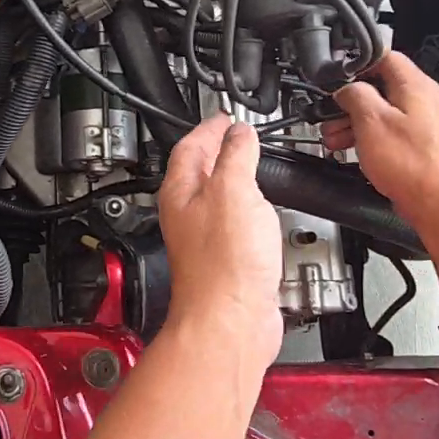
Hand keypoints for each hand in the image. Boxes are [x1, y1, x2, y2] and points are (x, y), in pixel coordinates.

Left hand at [157, 115, 282, 362]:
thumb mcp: (234, 192)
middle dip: (217, 150)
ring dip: (232, 177)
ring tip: (248, 165)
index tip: (224, 118)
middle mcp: (187, 214)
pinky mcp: (224, 259)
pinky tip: (258, 211)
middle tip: (235, 136)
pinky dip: (245, 207)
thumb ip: (236, 157)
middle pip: (198, 170)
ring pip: (215, 196)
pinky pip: (231, 222)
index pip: (189, 147)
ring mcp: (204, 238)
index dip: (208, 128)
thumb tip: (240, 132)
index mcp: (180, 192)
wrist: (231, 320)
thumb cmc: (224, 264)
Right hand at [322, 52, 438, 227]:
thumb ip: (355, 95)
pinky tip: (349, 147)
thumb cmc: (412, 166)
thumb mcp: (371, 121)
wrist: (436, 204)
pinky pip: (385, 130)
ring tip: (334, 137)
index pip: (384, 57)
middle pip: (378, 87)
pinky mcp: (416, 143)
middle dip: (348, 101)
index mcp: (416, 86)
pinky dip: (365, 135)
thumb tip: (345, 88)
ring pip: (378, 111)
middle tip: (330, 114)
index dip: (356, 64)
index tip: (336, 78)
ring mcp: (420, 123)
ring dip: (351, 121)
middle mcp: (422, 101)